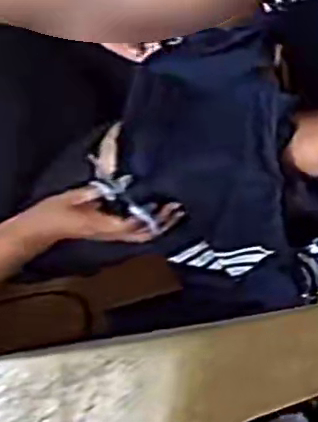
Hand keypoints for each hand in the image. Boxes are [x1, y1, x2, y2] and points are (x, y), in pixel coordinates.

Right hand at [18, 186, 183, 244]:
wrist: (37, 230)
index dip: (149, 215)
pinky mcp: (115, 236)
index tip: (161, 202)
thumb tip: (120, 184)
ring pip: (147, 235)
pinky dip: (156, 227)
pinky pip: (141, 235)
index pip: (132, 224)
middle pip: (147, 233)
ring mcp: (115, 237)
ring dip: (164, 224)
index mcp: (101, 225)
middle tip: (176, 206)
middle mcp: (113, 234)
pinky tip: (165, 216)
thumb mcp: (69, 198)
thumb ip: (95, 192)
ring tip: (177, 210)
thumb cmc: (51, 213)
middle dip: (164, 221)